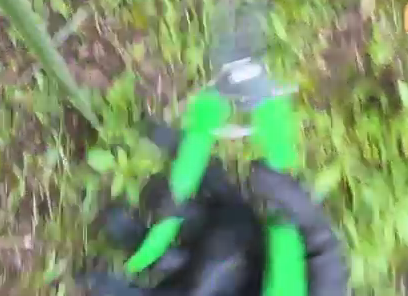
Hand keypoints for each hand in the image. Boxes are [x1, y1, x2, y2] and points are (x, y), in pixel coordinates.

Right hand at [79, 154, 347, 295]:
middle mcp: (206, 245)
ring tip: (112, 219)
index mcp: (240, 224)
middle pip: (170, 203)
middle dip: (161, 193)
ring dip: (122, 224)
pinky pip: (127, 294)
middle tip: (169, 205)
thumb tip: (253, 167)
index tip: (148, 129)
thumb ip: (299, 210)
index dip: (178, 148)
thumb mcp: (321, 259)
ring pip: (142, 242)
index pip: (205, 176)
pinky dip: (102, 282)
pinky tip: (87, 272)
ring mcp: (185, 279)